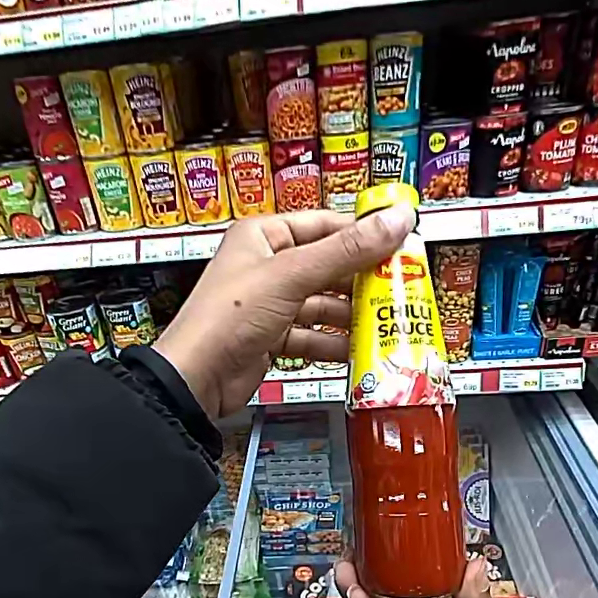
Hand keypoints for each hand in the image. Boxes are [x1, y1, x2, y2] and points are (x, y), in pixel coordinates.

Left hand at [153, 207, 412, 418]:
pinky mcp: (271, 338)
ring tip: (383, 324)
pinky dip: (332, 344)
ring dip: (351, 318)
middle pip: (328, 268)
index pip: (325, 226)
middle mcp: (267, 267)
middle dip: (361, 282)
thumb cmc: (226, 317)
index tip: (401, 245)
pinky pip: (311, 336)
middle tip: (398, 290)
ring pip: (322, 306)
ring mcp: (270, 304)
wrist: (196, 378)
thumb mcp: (291, 275)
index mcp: (264, 236)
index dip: (363, 235)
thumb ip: (346, 250)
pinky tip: (356, 351)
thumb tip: (395, 219)